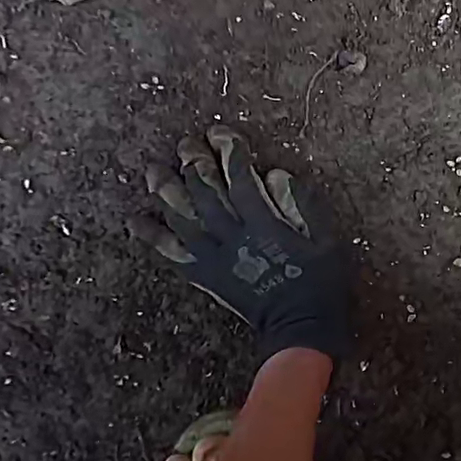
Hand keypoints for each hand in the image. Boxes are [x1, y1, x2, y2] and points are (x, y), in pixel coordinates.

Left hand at [127, 124, 352, 362]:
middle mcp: (233, 236)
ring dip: (165, 190)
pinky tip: (135, 219)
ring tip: (155, 170)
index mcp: (264, 224)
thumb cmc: (319, 280)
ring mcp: (214, 257)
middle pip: (204, 191)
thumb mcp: (326, 238)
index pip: (239, 178)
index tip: (220, 132)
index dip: (228, 151)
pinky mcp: (204, 274)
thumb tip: (274, 173)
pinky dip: (151, 235)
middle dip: (193, 162)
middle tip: (186, 143)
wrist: (299, 328)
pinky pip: (170, 252)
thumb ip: (302, 203)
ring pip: (181, 216)